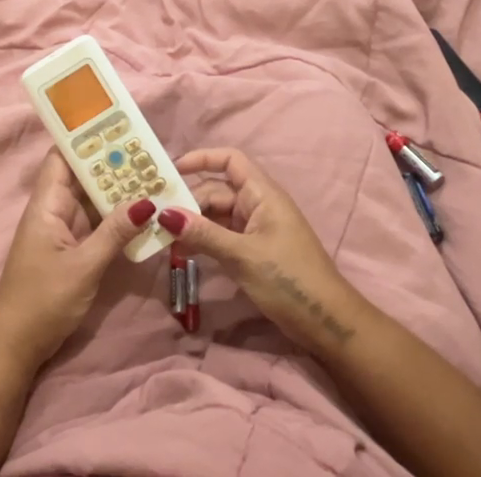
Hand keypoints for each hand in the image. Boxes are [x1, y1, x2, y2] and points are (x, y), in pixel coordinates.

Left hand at [0, 149, 156, 369]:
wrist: (15, 347)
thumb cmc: (42, 301)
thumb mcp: (83, 266)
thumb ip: (114, 233)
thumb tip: (147, 200)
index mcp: (46, 205)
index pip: (62, 158)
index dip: (85, 139)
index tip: (116, 125)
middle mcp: (54, 211)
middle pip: (83, 177)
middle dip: (113, 164)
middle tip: (149, 150)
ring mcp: (63, 231)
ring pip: (93, 200)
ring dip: (119, 190)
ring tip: (154, 174)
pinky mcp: (72, 251)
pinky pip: (97, 223)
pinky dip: (117, 216)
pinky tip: (144, 212)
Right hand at [160, 148, 365, 352]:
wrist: (326, 321)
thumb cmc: (289, 279)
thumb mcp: (243, 256)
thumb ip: (203, 234)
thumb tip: (164, 213)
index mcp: (262, 194)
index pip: (230, 160)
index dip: (201, 159)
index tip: (170, 171)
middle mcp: (258, 205)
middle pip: (216, 190)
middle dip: (188, 199)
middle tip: (155, 215)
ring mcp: (255, 229)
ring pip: (217, 215)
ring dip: (192, 222)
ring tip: (161, 233)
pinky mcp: (253, 252)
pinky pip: (222, 235)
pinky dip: (203, 239)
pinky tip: (180, 250)